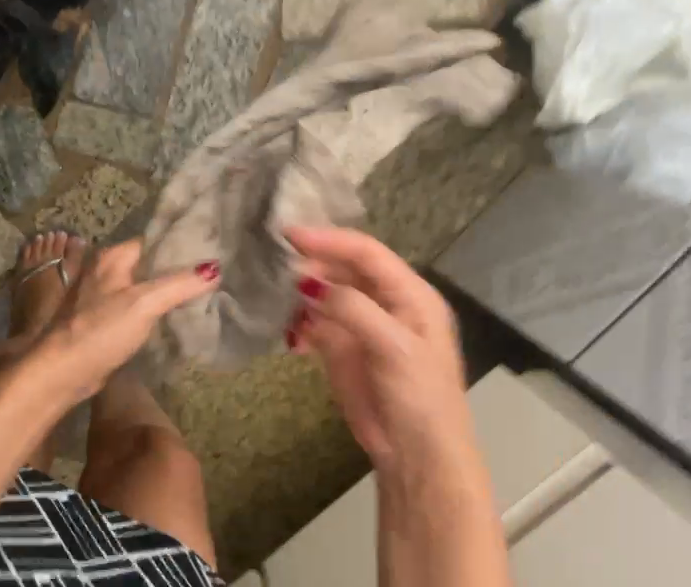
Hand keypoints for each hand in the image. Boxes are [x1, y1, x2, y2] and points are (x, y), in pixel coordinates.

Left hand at [22, 240, 217, 406]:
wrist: (65, 366)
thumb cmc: (102, 328)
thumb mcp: (144, 303)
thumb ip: (178, 284)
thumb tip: (214, 267)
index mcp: (111, 257)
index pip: (150, 242)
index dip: (178, 245)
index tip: (209, 251)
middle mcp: (103, 269)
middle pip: (145, 263)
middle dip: (173, 268)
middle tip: (211, 275)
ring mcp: (100, 293)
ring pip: (139, 284)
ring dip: (162, 289)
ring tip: (199, 294)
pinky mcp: (101, 317)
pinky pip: (133, 304)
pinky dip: (151, 307)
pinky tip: (171, 316)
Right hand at [286, 225, 473, 478]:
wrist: (416, 455)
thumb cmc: (419, 397)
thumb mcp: (394, 347)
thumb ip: (353, 308)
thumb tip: (307, 282)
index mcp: (410, 295)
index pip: (365, 252)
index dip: (328, 239)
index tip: (288, 234)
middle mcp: (385, 301)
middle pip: (342, 266)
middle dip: (309, 261)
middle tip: (271, 260)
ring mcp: (360, 322)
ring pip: (323, 290)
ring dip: (298, 289)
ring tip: (271, 290)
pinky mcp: (340, 344)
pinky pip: (311, 318)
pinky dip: (296, 320)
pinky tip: (287, 333)